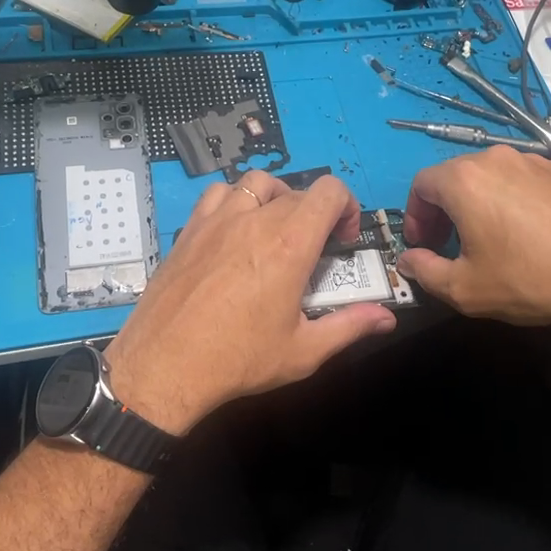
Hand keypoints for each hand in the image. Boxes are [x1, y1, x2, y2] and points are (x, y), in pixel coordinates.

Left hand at [104, 171, 397, 434]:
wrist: (163, 367)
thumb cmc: (238, 360)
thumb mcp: (304, 351)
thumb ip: (350, 326)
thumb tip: (386, 317)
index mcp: (290, 244)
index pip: (329, 191)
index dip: (346, 208)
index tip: (343, 240)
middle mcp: (255, 220)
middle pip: (297, 191)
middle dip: (315, 213)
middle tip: (313, 251)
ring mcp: (217, 220)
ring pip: (255, 183)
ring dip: (275, 198)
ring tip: (275, 229)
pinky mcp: (189, 229)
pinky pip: (217, 194)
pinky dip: (234, 200)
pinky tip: (234, 230)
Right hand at [396, 147, 550, 345]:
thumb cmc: (529, 280)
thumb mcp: (464, 288)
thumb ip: (425, 271)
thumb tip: (409, 260)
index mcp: (466, 179)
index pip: (422, 185)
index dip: (414, 216)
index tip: (422, 245)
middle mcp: (499, 159)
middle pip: (457, 176)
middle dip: (445, 210)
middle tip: (450, 245)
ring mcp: (538, 162)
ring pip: (494, 177)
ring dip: (480, 204)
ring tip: (491, 241)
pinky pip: (528, 182)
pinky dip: (516, 202)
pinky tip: (532, 236)